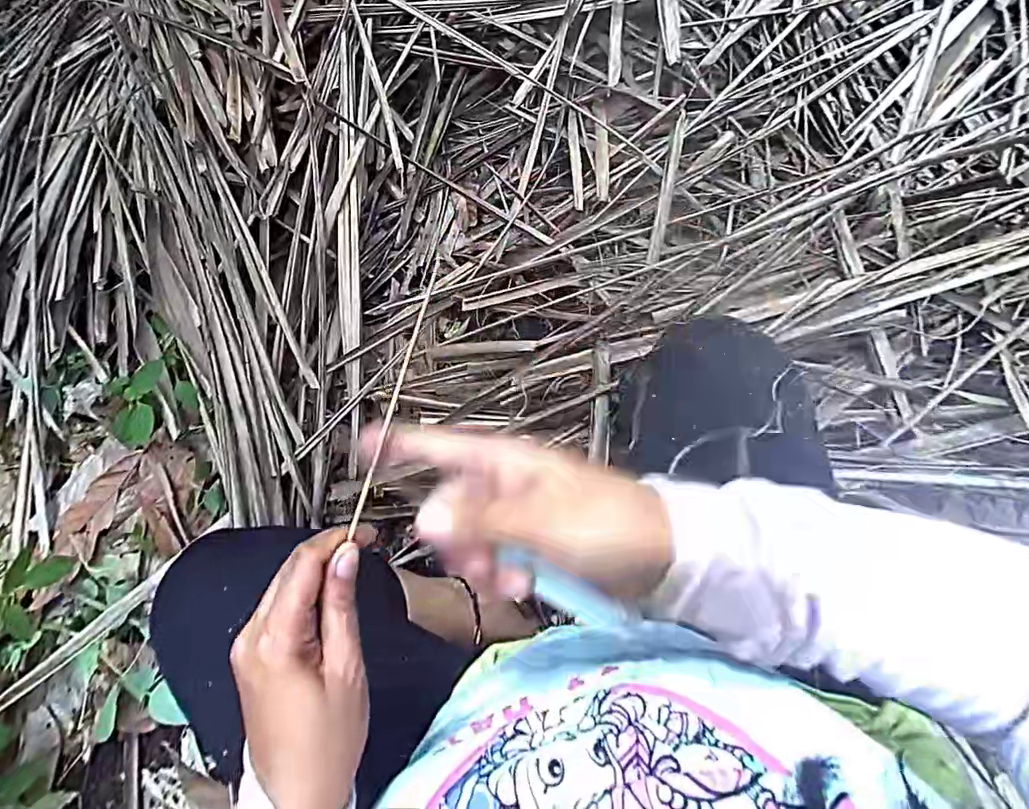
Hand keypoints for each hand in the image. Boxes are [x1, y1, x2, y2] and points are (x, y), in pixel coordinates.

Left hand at [231, 527, 370, 808]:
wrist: (296, 793)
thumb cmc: (325, 744)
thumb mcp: (346, 668)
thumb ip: (342, 605)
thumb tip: (346, 557)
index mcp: (273, 640)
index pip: (302, 565)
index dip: (334, 539)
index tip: (361, 532)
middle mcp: (250, 637)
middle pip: (288, 569)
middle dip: (326, 550)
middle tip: (361, 544)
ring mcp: (245, 645)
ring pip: (282, 584)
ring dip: (315, 570)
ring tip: (350, 567)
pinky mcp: (249, 654)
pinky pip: (277, 606)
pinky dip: (303, 592)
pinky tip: (326, 595)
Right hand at [366, 423, 672, 602]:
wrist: (664, 555)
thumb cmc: (610, 523)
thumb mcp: (542, 523)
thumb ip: (480, 521)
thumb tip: (425, 519)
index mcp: (504, 461)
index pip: (440, 445)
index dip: (400, 444)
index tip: (364, 443)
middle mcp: (504, 482)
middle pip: (449, 503)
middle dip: (456, 537)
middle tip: (478, 561)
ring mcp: (517, 511)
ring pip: (470, 534)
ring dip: (480, 561)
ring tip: (510, 579)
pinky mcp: (531, 539)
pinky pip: (494, 554)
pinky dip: (500, 572)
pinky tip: (522, 584)